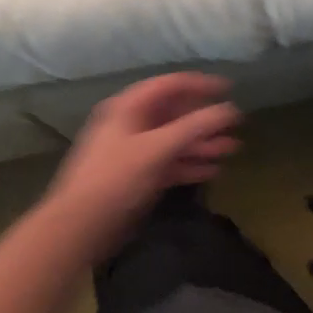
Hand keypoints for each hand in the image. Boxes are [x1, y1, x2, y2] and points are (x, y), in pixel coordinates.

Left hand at [43, 72, 241, 250]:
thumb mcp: (157, 148)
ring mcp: (134, 150)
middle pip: (174, 113)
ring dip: (201, 143)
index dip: (200, 84)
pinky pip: (168, 162)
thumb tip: (229, 109)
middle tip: (234, 126)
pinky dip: (188, 164)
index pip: (170, 85)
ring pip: (173, 140)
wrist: (78, 228)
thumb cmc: (116, 178)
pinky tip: (212, 171)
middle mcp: (131, 122)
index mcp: (129, 106)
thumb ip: (194, 127)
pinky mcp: (136, 176)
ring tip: (232, 149)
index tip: (229, 89)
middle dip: (204, 120)